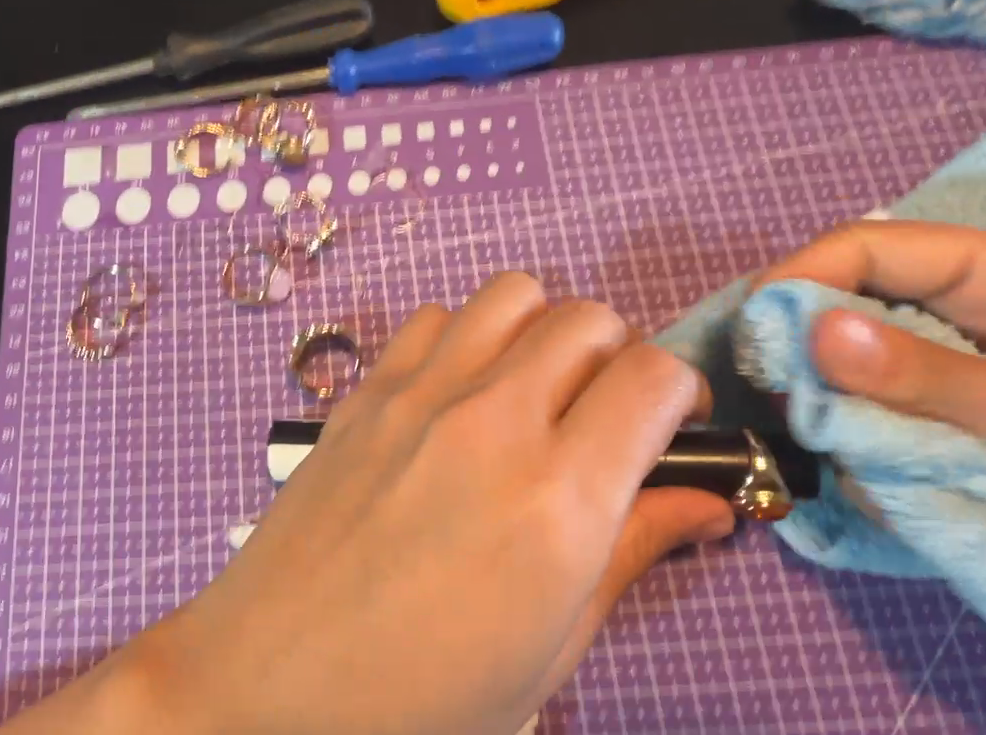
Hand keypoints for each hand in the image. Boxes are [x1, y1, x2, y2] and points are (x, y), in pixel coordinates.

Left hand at [7, 272, 732, 734]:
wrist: (279, 674)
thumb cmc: (428, 691)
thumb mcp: (553, 643)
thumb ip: (635, 551)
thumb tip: (707, 499)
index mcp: (558, 498)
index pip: (653, 378)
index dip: (683, 391)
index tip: (675, 423)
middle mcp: (493, 420)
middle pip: (588, 318)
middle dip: (618, 354)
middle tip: (605, 410)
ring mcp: (421, 392)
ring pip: (513, 294)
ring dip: (544, 328)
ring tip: (535, 386)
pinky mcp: (367, 387)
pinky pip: (436, 317)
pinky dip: (467, 336)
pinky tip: (458, 391)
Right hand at [760, 221, 985, 605]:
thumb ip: (946, 384)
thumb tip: (809, 332)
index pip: (887, 247)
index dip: (807, 275)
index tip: (752, 336)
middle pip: (877, 298)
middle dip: (821, 345)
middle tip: (784, 403)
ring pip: (890, 357)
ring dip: (855, 401)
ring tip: (837, 447)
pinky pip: (920, 406)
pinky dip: (889, 435)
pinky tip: (884, 469)